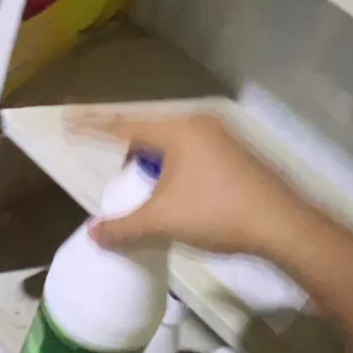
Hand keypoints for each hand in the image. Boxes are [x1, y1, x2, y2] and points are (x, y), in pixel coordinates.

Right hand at [69, 109, 319, 259]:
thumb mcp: (163, 221)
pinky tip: (180, 199)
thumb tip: (93, 234)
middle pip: (150, 134)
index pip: (124, 125)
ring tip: (150, 196)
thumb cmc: (218, 213)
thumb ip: (123, 227)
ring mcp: (222, 138)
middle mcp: (199, 124)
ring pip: (173, 147)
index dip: (93, 125)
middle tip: (122, 182)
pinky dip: (176, 172)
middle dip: (130, 155)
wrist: (284, 226)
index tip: (69, 118)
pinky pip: (193, 156)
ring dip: (155, 167)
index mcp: (178, 130)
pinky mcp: (237, 156)